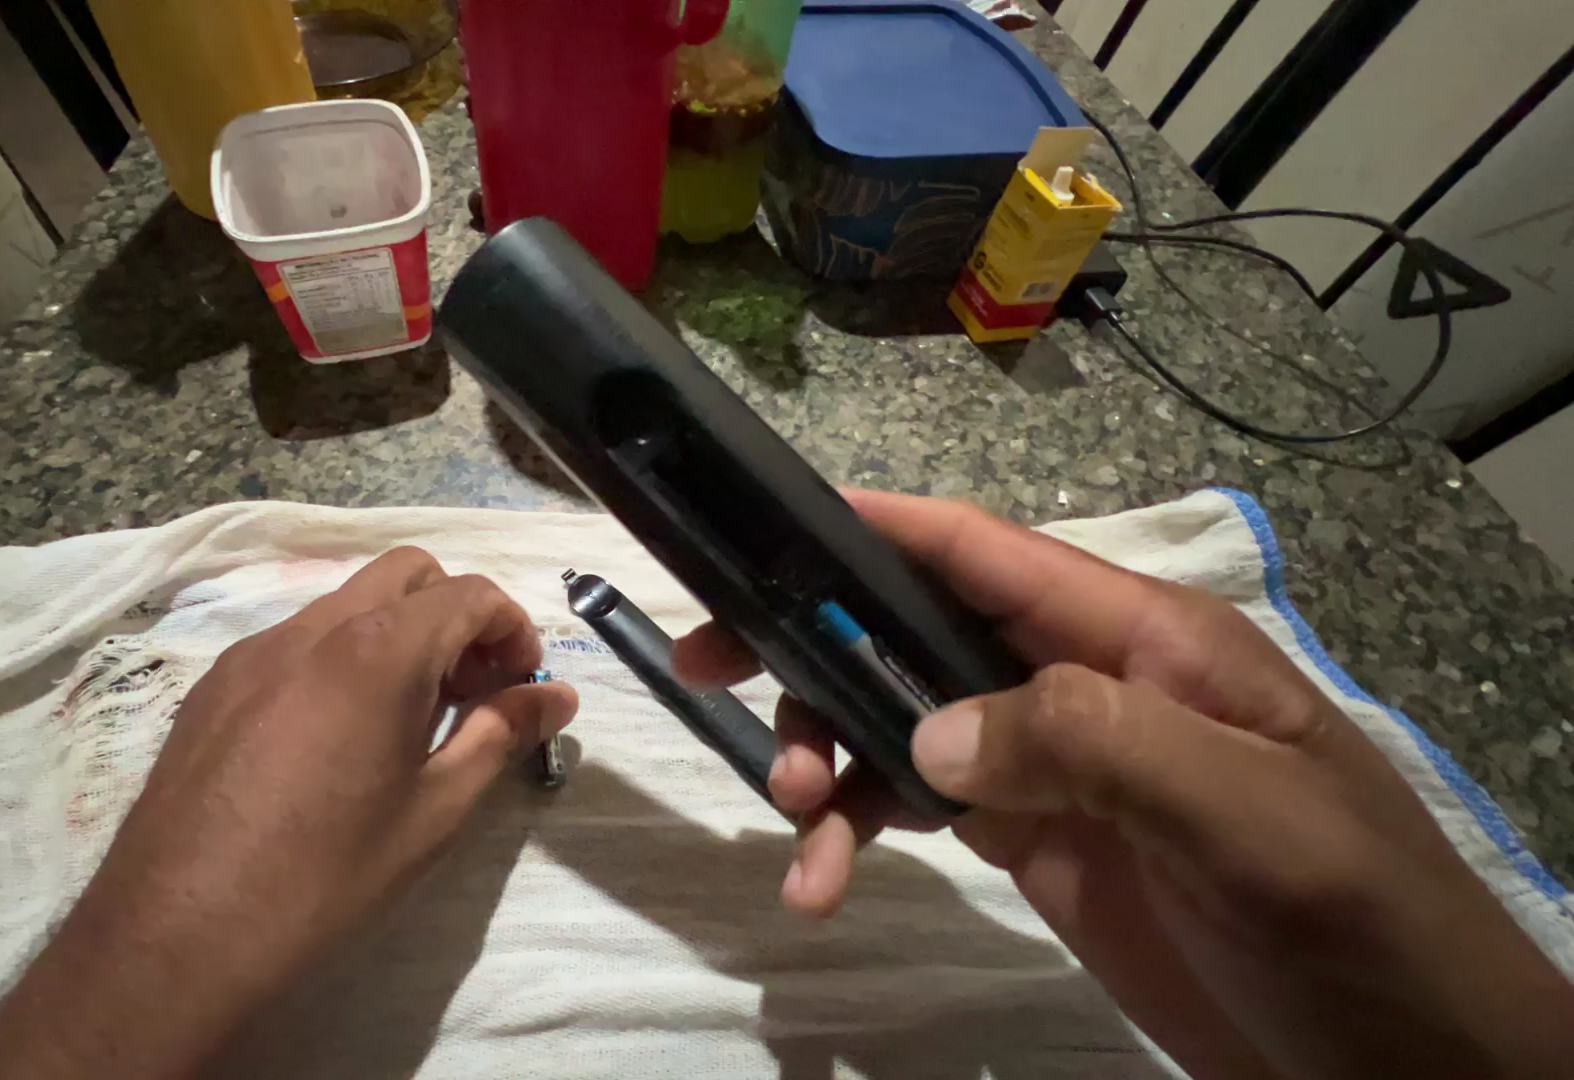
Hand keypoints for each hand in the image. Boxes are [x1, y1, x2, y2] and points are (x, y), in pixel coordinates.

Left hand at [0, 548, 576, 1079]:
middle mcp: (315, 625)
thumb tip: (560, 696)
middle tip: (469, 687)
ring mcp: (256, 647)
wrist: (173, 940)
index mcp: (379, 648)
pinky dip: (344, 653)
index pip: (471, 594)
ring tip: (406, 713)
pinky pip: (300, 636)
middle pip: (410, 572)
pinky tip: (336, 732)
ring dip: (400, 631)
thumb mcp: (438, 807)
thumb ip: (505, 732)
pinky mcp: (216, 680)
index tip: (521, 682)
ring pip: (351, 599)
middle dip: (457, 614)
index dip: (513, 628)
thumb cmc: (328, 873)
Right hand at [675, 490, 1573, 1079]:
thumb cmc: (1354, 925)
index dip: (878, 526)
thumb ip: (1095, 742)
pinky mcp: (1003, 821)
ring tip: (797, 815)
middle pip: (901, 629)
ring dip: (822, 755)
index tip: (777, 524)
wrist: (1387, 1071)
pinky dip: (848, 832)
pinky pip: (899, 800)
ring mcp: (1025, 751)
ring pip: (884, 719)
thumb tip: (928, 736)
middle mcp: (1057, 675)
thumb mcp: (1251, 821)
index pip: (980, 551)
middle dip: (805, 646)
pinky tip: (819, 882)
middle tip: (709, 663)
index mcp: (1123, 635)